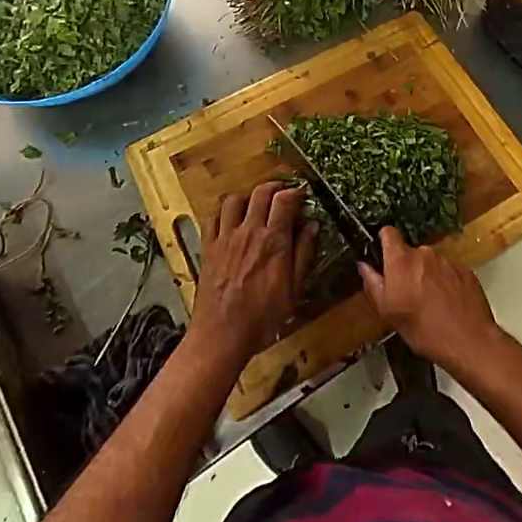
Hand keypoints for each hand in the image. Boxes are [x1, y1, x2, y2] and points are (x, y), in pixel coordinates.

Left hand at [193, 181, 318, 359]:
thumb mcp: (294, 289)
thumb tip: (312, 226)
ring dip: (248, 196)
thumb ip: (304, 253)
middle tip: (284, 193)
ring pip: (234, 199)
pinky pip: (212, 217)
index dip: (296, 192)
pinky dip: (223, 212)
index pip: (285, 200)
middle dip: (275, 187)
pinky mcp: (209, 247)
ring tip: (257, 204)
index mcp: (274, 241)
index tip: (302, 195)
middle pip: (260, 193)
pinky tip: (230, 219)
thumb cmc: (263, 317)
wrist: (223, 334)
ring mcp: (225, 238)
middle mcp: (249, 232)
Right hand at [357, 227, 501, 373]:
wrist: (468, 341)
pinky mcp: (466, 272)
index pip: (389, 233)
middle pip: (411, 253)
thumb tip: (364, 266)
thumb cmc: (423, 329)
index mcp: (401, 261)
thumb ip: (372, 283)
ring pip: (431, 264)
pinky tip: (447, 304)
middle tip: (408, 293)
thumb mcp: (387, 311)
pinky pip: (449, 272)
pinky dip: (446, 283)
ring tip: (430, 303)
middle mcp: (425, 254)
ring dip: (428, 277)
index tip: (384, 253)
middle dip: (408, 268)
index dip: (384, 240)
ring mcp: (448, 262)